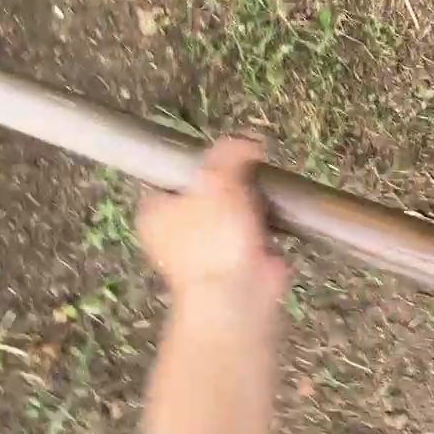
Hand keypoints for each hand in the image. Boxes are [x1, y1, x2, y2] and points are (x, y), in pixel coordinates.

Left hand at [138, 137, 287, 313]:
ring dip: (252, 197)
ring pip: (232, 205)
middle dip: (231, 176)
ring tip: (266, 188)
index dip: (195, 158)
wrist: (237, 292)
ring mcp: (209, 242)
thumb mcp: (216, 180)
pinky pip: (254, 225)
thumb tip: (251, 140)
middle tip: (251, 167)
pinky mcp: (239, 253)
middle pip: (206, 186)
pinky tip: (277, 211)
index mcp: (155, 210)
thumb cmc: (213, 238)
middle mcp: (177, 227)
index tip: (223, 150)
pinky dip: (267, 218)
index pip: (169, 173)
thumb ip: (230, 153)